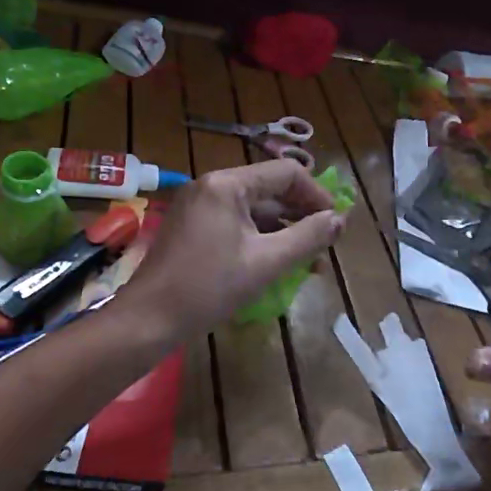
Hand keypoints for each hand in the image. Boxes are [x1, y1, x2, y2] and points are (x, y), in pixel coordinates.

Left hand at [122, 160, 345, 334]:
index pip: (285, 173)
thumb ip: (307, 237)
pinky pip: (233, 224)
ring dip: (281, 232)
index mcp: (226, 185)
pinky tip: (276, 265)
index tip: (337, 224)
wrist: (150, 317)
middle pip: (268, 189)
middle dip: (300, 217)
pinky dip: (257, 240)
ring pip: (251, 210)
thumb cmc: (209, 286)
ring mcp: (196, 206)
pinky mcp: (190, 227)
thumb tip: (340, 219)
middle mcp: (209, 186)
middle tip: (326, 247)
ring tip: (308, 264)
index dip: (317, 195)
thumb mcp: (266, 262)